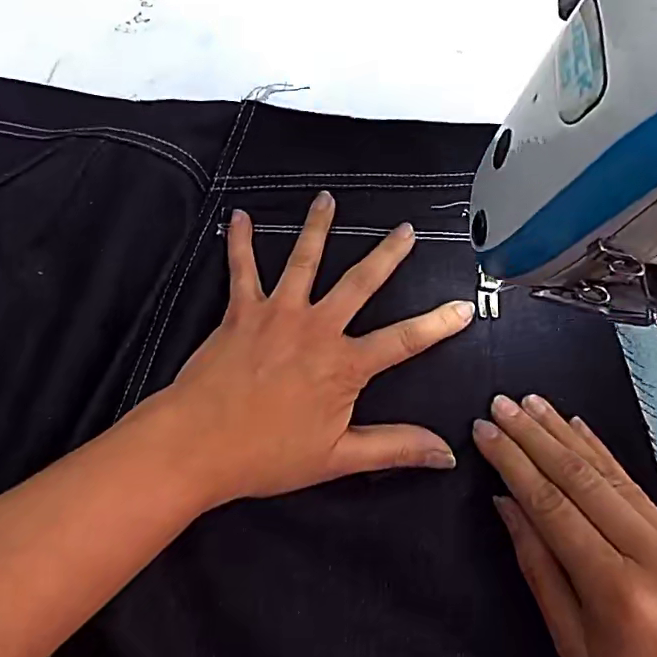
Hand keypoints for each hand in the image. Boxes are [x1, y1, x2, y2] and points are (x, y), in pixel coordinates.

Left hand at [132, 191, 473, 506]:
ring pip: (304, 260)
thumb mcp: (337, 457)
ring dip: (318, 227)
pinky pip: (241, 269)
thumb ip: (394, 448)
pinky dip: (239, 242)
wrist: (193, 446)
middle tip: (406, 230)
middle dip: (388, 254)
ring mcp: (278, 313)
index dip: (438, 324)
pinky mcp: (242, 311)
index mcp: (343, 364)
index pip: (404, 341)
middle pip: (361, 282)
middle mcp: (316, 328)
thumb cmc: (263, 454)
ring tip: (327, 200)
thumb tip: (443, 454)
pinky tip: (238, 217)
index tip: (462, 307)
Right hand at [474, 395, 656, 656]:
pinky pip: (640, 487)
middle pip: (581, 477)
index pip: (552, 505)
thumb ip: (541, 573)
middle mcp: (656, 560)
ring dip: (567, 433)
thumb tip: (511, 512)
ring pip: (612, 473)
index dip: (513, 462)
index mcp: (620, 594)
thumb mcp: (579, 654)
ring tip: (536, 407)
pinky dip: (606, 455)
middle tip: (504, 405)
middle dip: (534, 434)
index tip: (489, 434)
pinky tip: (584, 432)